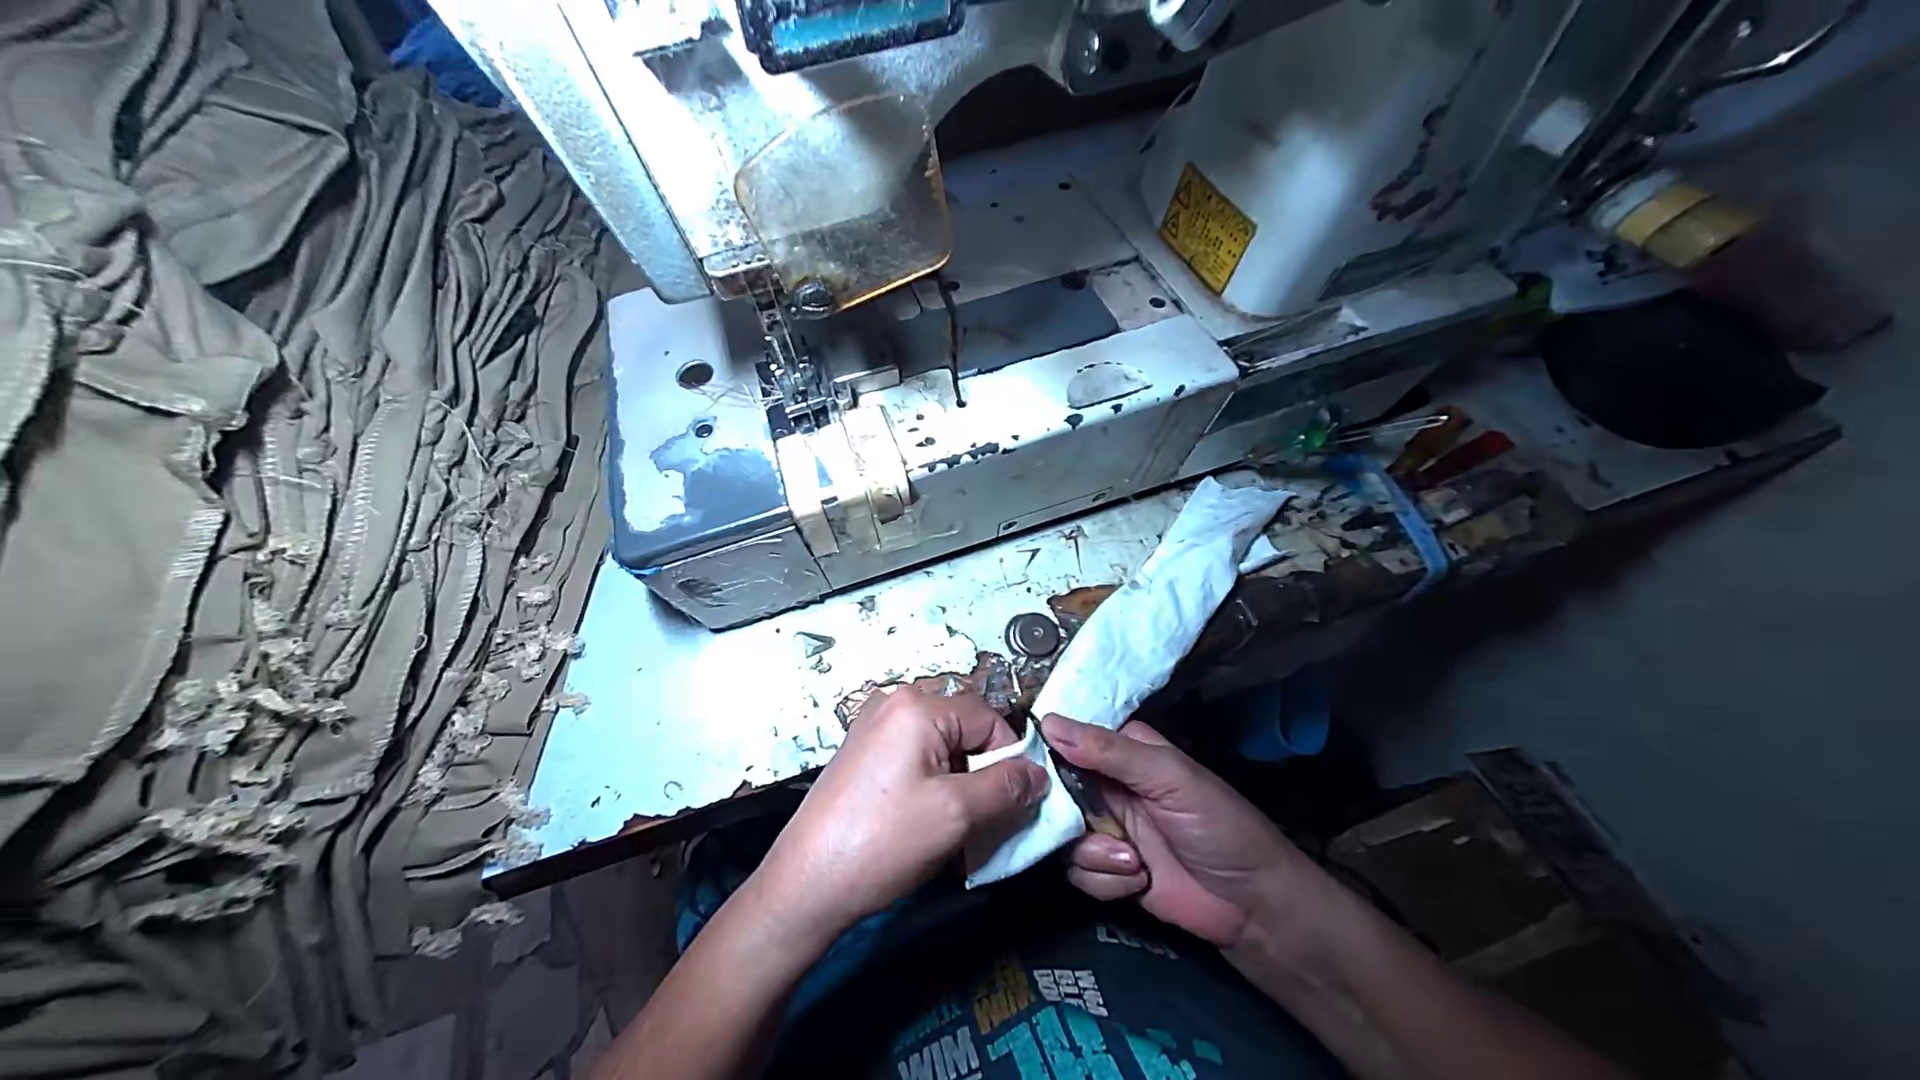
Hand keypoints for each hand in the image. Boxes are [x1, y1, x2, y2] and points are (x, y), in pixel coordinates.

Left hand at [751, 688, 1046, 944]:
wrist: (806, 885)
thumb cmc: (883, 841)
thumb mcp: (957, 813)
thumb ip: (1007, 787)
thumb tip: (1039, 774)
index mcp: (917, 706)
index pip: (989, 719)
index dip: (1010, 760)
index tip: (1016, 803)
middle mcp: (894, 705)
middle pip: (965, 731)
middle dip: (984, 774)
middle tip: (986, 820)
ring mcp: (874, 729)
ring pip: (943, 749)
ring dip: (961, 786)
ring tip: (956, 831)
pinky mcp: (864, 756)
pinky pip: (916, 760)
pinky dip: (934, 788)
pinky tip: (929, 827)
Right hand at [1044, 714, 1298, 947]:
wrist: (1253, 907)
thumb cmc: (1219, 827)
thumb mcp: (1169, 777)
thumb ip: (1109, 751)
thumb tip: (1048, 723)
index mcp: (1122, 750)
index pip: (1068, 736)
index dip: (1044, 746)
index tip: (1023, 760)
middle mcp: (1106, 784)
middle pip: (1054, 788)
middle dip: (1066, 813)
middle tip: (1087, 824)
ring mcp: (1104, 827)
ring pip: (1061, 834)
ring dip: (1094, 853)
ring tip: (1133, 860)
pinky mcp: (1105, 869)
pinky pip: (1075, 870)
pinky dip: (1104, 880)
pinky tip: (1136, 880)